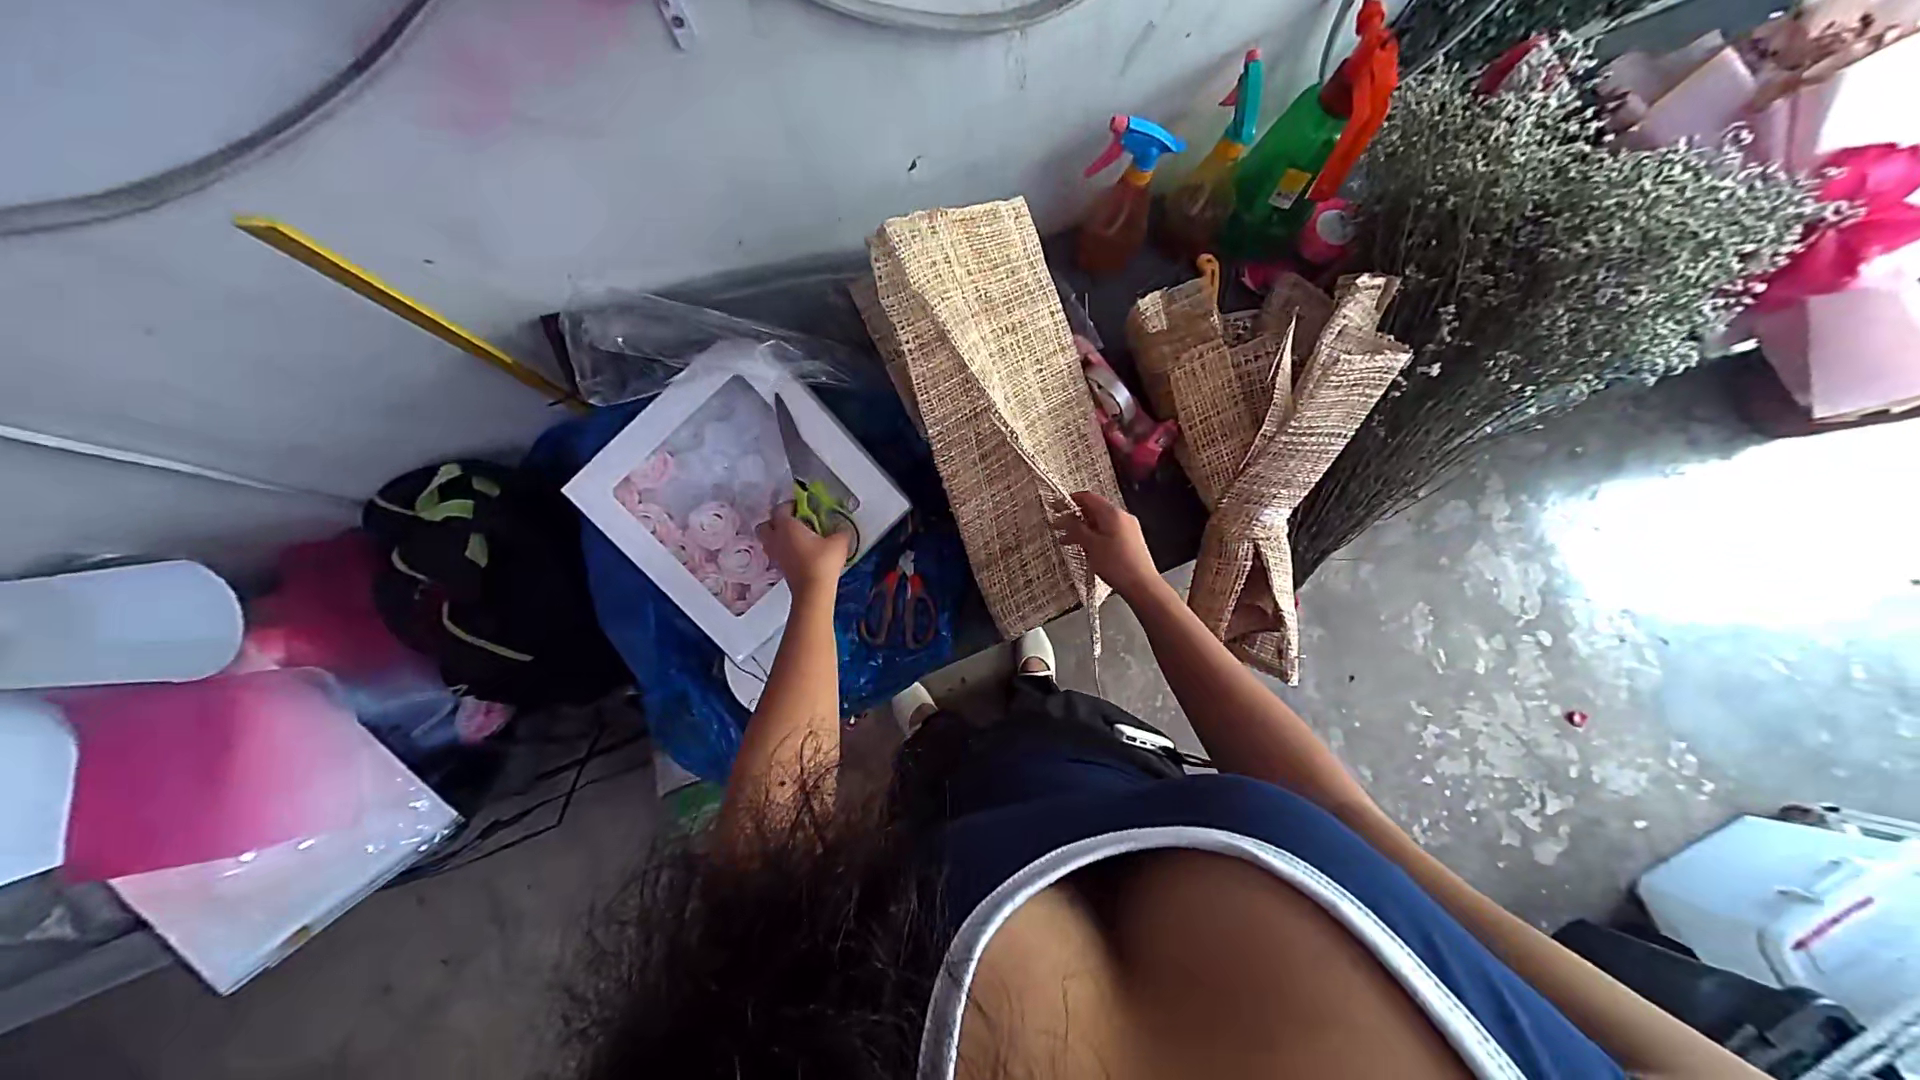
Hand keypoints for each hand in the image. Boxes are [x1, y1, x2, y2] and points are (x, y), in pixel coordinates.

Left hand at [758, 502, 849, 599]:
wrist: (813, 591)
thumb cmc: (822, 562)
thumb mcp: (839, 542)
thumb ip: (841, 531)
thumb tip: (843, 530)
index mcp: (786, 526)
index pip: (780, 508)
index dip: (791, 505)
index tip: (803, 507)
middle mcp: (776, 538)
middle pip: (765, 524)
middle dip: (776, 521)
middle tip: (793, 522)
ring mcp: (775, 555)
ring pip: (768, 540)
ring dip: (777, 536)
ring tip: (795, 537)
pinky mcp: (779, 568)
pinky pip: (776, 553)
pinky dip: (783, 550)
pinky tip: (798, 552)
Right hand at [1053, 491, 1160, 600]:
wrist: (1141, 585)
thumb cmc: (1119, 566)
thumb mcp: (1090, 545)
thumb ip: (1075, 528)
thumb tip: (1065, 518)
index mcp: (1113, 513)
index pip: (1088, 497)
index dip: (1071, 500)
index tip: (1059, 506)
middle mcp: (1123, 517)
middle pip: (1094, 509)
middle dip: (1075, 518)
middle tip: (1061, 526)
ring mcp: (1128, 529)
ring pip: (1101, 522)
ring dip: (1084, 529)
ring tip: (1069, 540)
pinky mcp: (1130, 540)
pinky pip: (1109, 532)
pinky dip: (1095, 536)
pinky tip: (1086, 548)